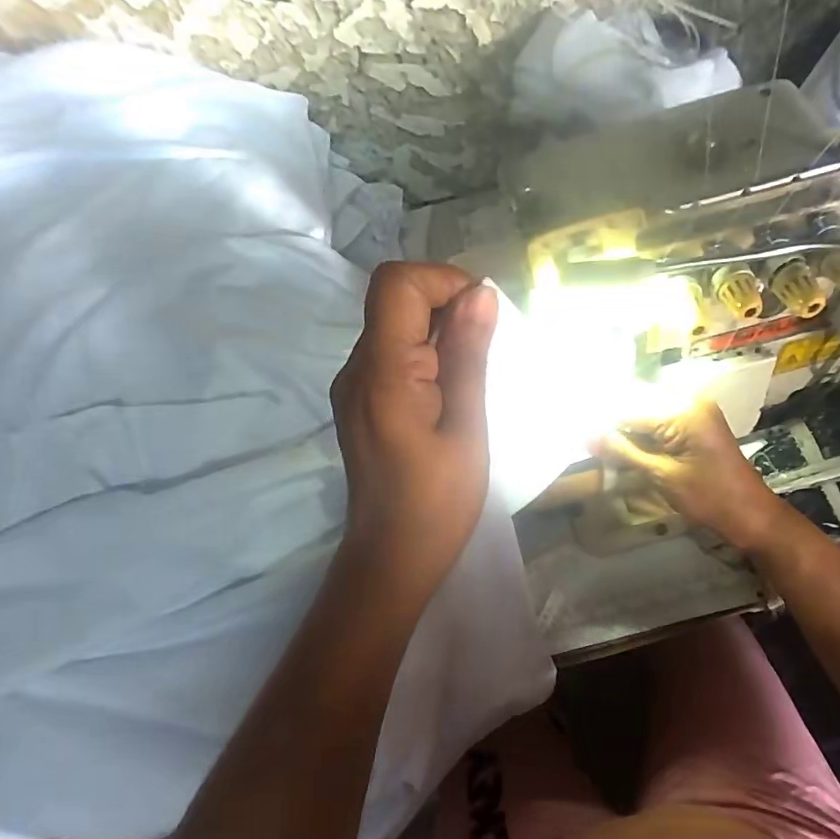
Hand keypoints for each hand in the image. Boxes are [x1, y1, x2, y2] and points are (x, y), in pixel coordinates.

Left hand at [330, 261, 496, 606]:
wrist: (392, 557)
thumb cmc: (438, 502)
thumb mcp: (467, 427)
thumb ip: (469, 357)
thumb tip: (481, 294)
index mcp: (381, 372)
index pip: (396, 283)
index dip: (442, 281)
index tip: (481, 314)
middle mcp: (356, 369)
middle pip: (394, 301)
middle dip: (446, 306)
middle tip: (486, 350)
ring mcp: (352, 386)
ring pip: (394, 327)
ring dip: (438, 333)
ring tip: (472, 378)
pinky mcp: (359, 402)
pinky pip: (392, 356)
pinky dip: (426, 356)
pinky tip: (450, 393)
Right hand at [591, 401, 790, 554]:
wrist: (751, 513)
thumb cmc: (710, 497)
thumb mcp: (662, 475)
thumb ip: (624, 451)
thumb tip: (587, 435)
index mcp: (683, 409)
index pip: (629, 407)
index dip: (600, 421)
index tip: (576, 431)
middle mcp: (689, 399)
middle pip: (637, 402)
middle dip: (611, 420)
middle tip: (584, 437)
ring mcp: (695, 409)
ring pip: (646, 410)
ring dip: (624, 426)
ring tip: (597, 441)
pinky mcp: (696, 421)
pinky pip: (660, 418)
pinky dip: (642, 431)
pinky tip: (623, 445)